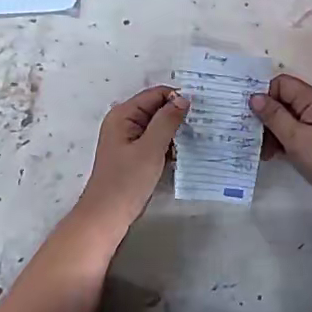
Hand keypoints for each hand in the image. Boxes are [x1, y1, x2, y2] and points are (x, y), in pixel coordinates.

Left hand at [78, 84, 189, 220]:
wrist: (107, 216)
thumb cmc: (127, 181)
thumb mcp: (151, 148)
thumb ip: (167, 120)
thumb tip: (183, 99)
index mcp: (123, 115)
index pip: (156, 94)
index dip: (178, 98)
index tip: (202, 108)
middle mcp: (124, 122)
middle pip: (157, 109)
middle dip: (178, 115)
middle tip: (203, 124)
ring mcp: (128, 140)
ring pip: (158, 126)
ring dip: (175, 132)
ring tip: (197, 138)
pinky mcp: (134, 155)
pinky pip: (155, 141)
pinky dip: (168, 145)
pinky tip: (183, 154)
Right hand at [251, 74, 311, 206]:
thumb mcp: (294, 137)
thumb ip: (273, 115)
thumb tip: (254, 97)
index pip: (282, 84)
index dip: (266, 96)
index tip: (252, 115)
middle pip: (283, 100)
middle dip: (267, 117)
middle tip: (254, 137)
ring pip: (286, 117)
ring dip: (272, 131)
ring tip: (263, 152)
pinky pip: (294, 130)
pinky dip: (282, 139)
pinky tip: (272, 154)